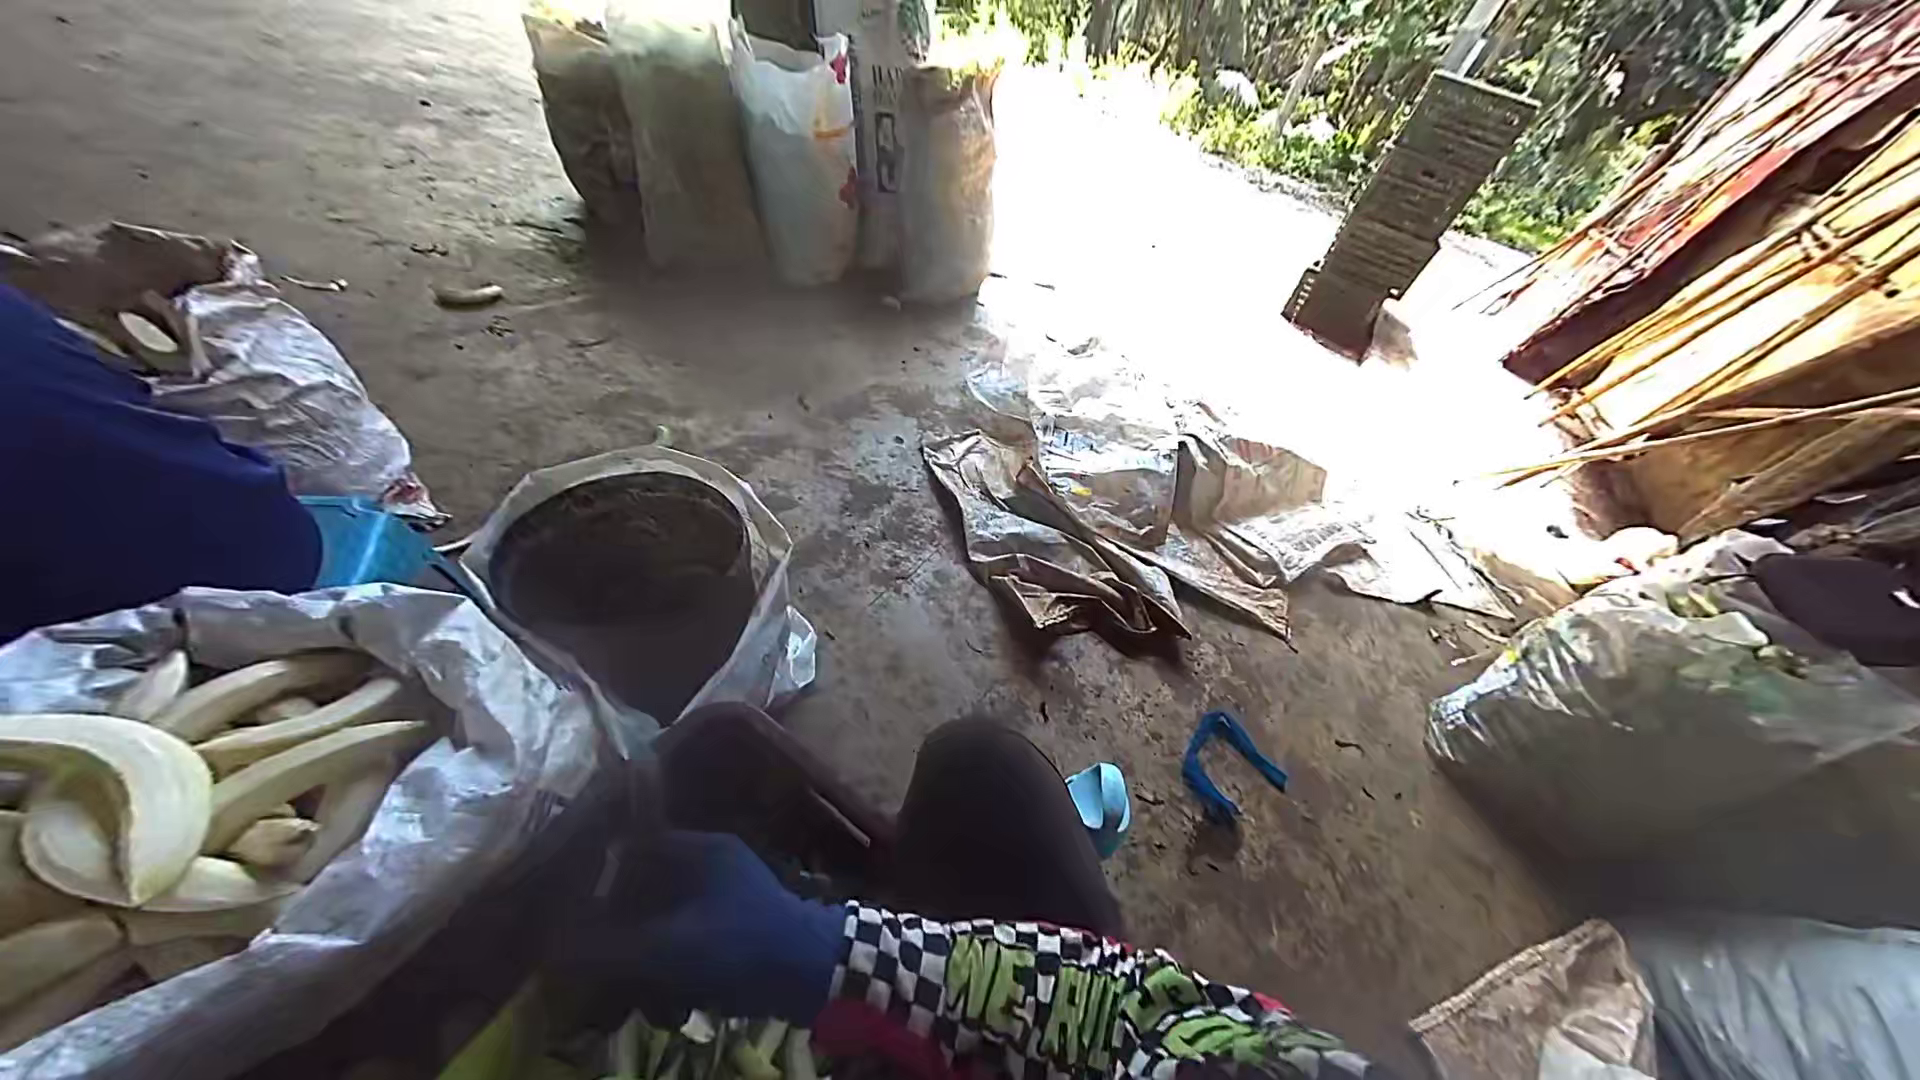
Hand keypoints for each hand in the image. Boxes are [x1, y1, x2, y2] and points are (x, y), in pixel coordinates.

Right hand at [561, 830, 844, 1023]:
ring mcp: (720, 899)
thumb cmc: (743, 944)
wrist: (811, 972)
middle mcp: (709, 867)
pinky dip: (671, 978)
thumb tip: (551, 946)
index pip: (636, 851)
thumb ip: (610, 947)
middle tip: (595, 979)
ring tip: (635, 1007)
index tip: (570, 919)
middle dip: (619, 943)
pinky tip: (672, 1010)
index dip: (601, 883)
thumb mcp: (671, 947)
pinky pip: (683, 947)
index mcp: (701, 852)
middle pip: (644, 896)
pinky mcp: (728, 931)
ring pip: (660, 927)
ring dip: (643, 969)